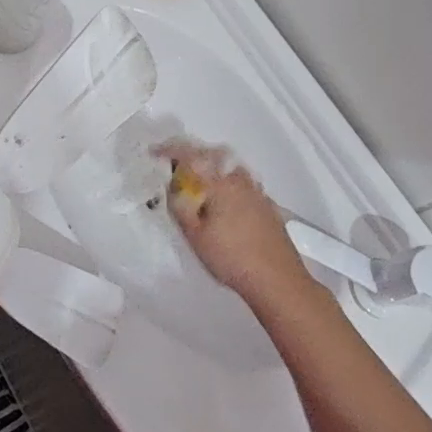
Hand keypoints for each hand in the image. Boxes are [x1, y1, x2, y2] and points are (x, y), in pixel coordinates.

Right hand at [156, 139, 317, 309]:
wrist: (277, 280)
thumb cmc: (231, 258)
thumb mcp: (195, 236)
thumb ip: (180, 207)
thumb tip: (172, 187)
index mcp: (220, 184)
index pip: (191, 156)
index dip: (170, 150)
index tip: (154, 153)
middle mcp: (241, 182)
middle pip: (215, 155)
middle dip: (194, 156)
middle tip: (177, 168)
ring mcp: (258, 193)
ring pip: (232, 170)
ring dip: (214, 170)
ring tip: (200, 185)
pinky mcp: (269, 207)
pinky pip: (244, 184)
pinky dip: (229, 185)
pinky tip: (225, 204)